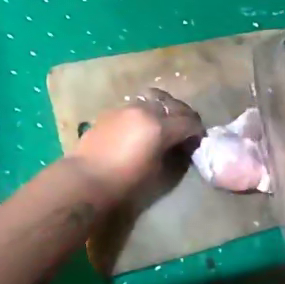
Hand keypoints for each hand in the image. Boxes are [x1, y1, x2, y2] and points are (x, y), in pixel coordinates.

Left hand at [71, 88, 202, 194]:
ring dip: (165, 110)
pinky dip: (146, 112)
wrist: (85, 180)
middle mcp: (145, 111)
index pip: (190, 122)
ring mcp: (126, 108)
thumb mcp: (160, 173)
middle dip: (185, 116)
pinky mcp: (111, 111)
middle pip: (175, 105)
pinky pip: (136, 106)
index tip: (199, 141)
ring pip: (155, 100)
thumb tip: (182, 147)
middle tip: (187, 131)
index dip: (198, 132)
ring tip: (165, 124)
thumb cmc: (126, 183)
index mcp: (160, 127)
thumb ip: (176, 156)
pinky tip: (143, 127)